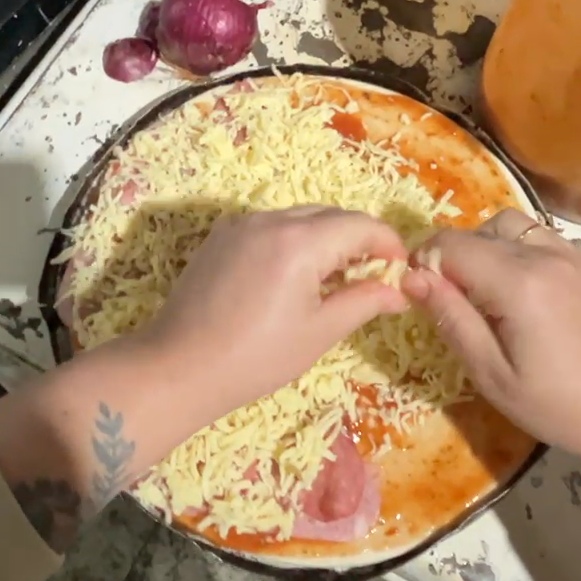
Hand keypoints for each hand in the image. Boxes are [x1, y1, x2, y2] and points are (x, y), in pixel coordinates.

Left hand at [135, 206, 409, 421]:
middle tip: (372, 274)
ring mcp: (241, 224)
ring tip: (334, 277)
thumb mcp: (319, 332)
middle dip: (357, 238)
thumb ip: (362, 301)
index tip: (400, 266)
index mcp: (300, 242)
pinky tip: (294, 274)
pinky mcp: (221, 235)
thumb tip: (397, 291)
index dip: (387, 241)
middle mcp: (271, 220)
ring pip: (299, 217)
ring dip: (324, 237)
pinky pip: (270, 225)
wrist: (179, 365)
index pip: (358, 225)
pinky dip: (293, 239)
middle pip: (329, 215)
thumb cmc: (257, 357)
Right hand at [404, 208, 580, 465]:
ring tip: (482, 291)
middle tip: (450, 303)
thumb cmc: (560, 407)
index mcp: (517, 282)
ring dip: (482, 246)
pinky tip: (517, 290)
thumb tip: (410, 277)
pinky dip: (513, 247)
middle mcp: (543, 256)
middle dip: (450, 257)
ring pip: (506, 225)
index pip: (450, 245)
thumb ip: (451, 318)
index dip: (424, 263)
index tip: (420, 296)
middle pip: (475, 231)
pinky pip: (535, 235)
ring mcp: (569, 256)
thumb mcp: (492, 374)